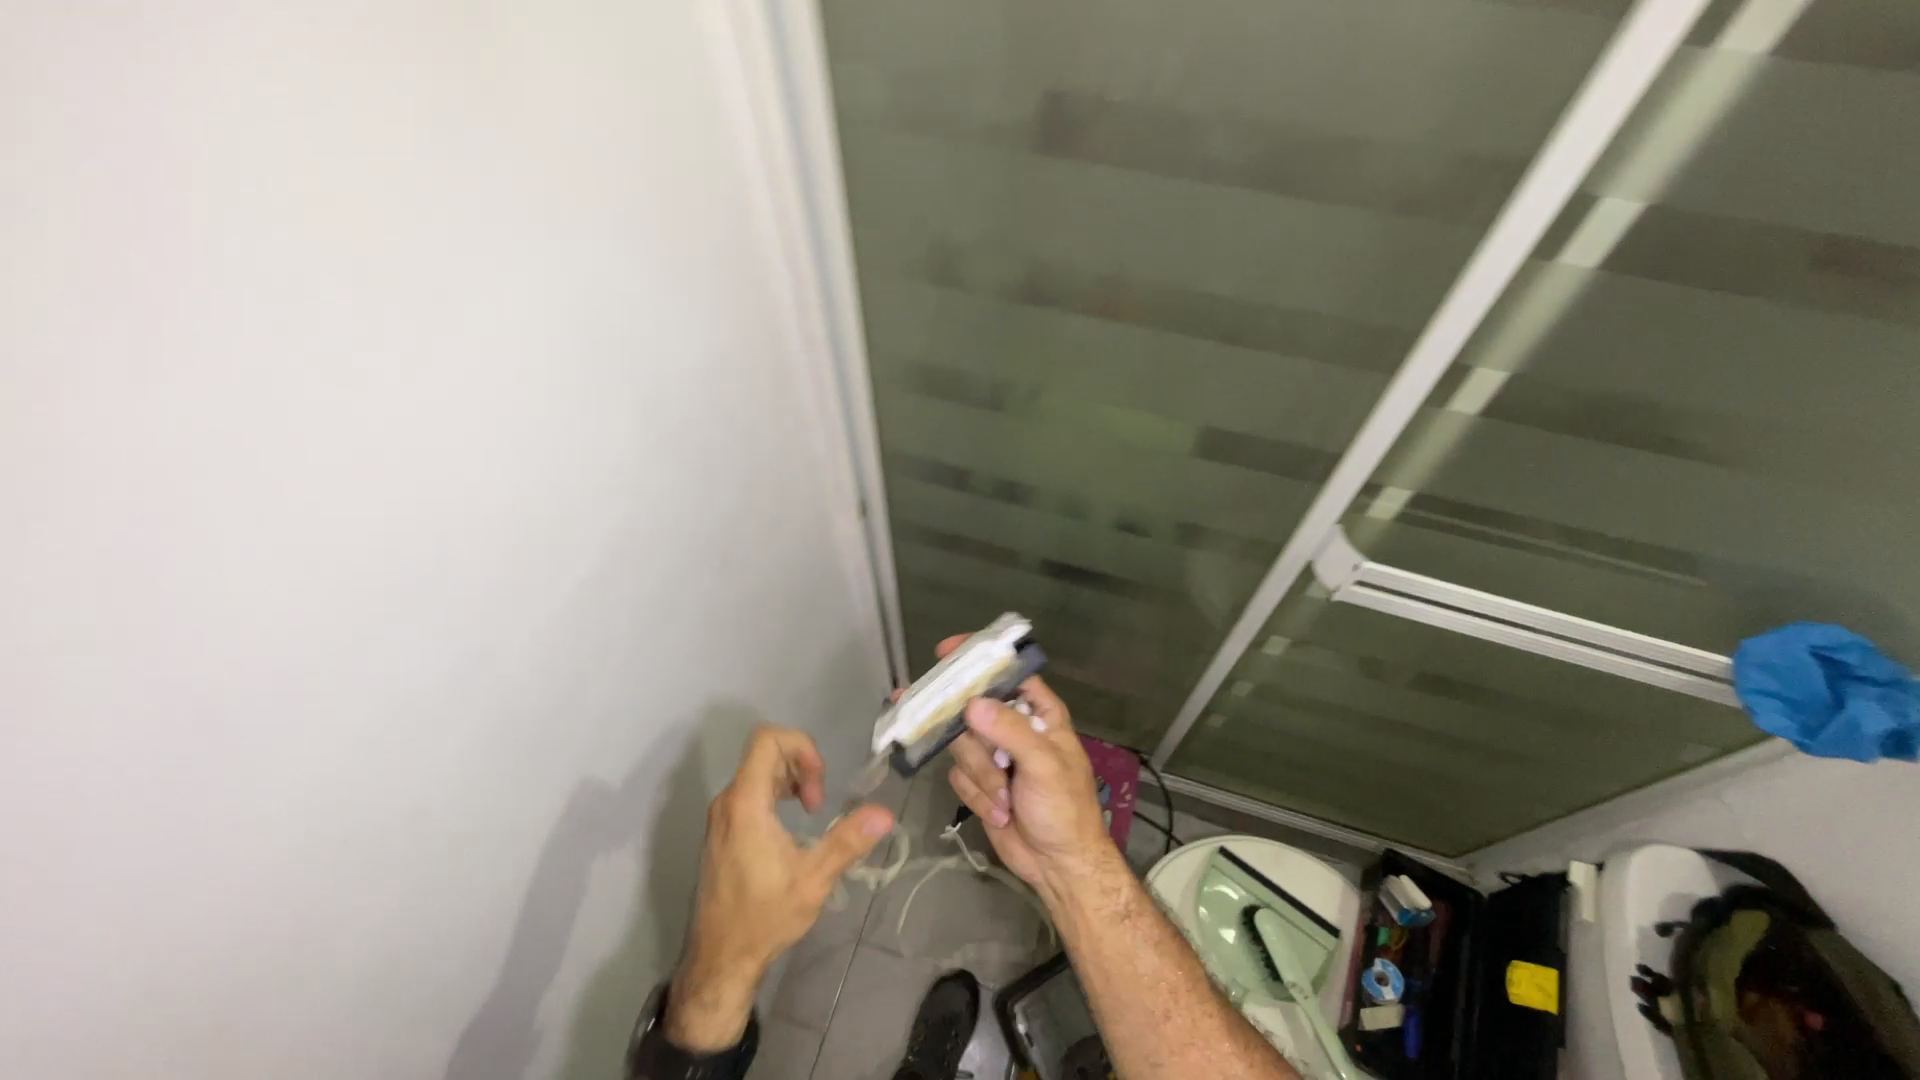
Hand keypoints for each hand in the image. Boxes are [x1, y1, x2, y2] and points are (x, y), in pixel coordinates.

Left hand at [666, 726, 894, 1050]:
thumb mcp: (813, 879)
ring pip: (757, 773)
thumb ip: (848, 841)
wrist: (720, 958)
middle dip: (801, 766)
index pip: (767, 740)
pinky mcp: (721, 832)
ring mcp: (721, 817)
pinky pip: (749, 793)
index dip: (801, 747)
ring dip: (790, 780)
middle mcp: (728, 801)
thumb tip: (884, 813)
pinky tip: (791, 827)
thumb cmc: (764, 916)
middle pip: (765, 753)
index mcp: (746, 803)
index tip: (819, 786)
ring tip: (810, 812)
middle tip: (818, 804)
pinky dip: (775, 795)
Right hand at [936, 636, 1113, 902]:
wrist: (1058, 865)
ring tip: (1005, 799)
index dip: (979, 660)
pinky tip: (999, 812)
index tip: (946, 653)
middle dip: (976, 744)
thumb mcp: (1044, 765)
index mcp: (1039, 713)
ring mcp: (994, 755)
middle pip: (972, 711)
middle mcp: (1013, 728)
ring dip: (981, 777)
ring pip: (961, 747)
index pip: (1007, 673)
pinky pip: (958, 777)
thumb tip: (972, 704)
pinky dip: (977, 796)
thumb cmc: (1064, 808)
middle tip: (987, 759)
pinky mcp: (979, 782)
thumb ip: (1010, 731)